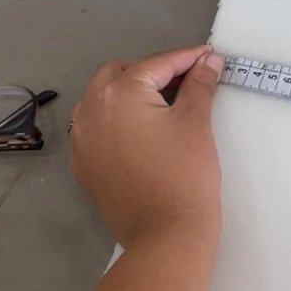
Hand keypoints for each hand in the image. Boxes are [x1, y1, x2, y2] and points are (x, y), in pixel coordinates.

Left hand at [69, 46, 223, 250]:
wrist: (166, 235)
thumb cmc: (186, 174)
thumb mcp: (196, 123)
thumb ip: (200, 84)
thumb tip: (209, 60)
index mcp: (118, 94)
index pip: (156, 65)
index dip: (186, 58)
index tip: (209, 56)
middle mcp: (90, 110)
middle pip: (120, 74)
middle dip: (152, 71)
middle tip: (186, 81)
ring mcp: (81, 140)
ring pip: (102, 99)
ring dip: (130, 93)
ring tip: (164, 104)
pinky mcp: (84, 165)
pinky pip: (96, 128)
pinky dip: (118, 120)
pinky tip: (142, 132)